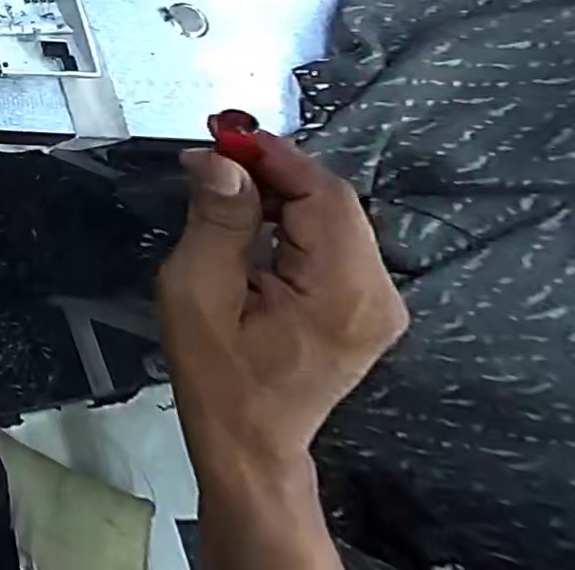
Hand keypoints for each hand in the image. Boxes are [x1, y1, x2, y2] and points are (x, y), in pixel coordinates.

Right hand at [158, 132, 406, 568]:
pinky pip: (328, 235)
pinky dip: (286, 213)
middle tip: (211, 157)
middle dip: (270, 170)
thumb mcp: (197, 291)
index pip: (322, 195)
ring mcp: (376, 299)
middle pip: (330, 199)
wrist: (248, 441)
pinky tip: (247, 214)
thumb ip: (216, 220)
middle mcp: (377, 293)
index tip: (222, 133)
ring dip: (274, 189)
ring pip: (329, 212)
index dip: (273, 155)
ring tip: (220, 184)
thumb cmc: (217, 374)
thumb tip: (221, 161)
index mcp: (342, 293)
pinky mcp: (361, 300)